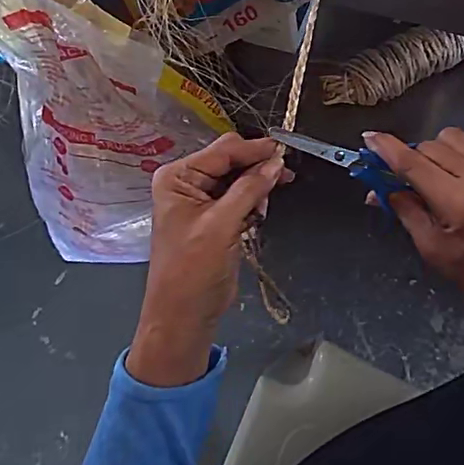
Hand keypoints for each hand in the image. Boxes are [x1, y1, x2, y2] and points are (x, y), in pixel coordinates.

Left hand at [126, 133, 292, 386]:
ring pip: (239, 178)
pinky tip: (259, 214)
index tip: (284, 149)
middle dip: (257, 168)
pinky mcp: (215, 217)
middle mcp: (187, 182)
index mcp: (178, 177)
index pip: (222, 151)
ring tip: (265, 206)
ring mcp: (201, 200)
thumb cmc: (192, 271)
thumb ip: (250, 189)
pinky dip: (254, 201)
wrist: (184, 316)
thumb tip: (276, 162)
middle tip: (285, 174)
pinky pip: (240, 196)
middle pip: (231, 161)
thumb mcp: (222, 225)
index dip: (254, 149)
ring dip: (257, 187)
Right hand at [364, 129, 463, 351]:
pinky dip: (454, 156)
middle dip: (408, 158)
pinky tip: (455, 180)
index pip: (412, 162)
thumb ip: (406, 212)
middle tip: (399, 179)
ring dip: (432, 152)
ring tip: (431, 179)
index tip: (369, 140)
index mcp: (459, 203)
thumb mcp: (434, 251)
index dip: (386, 148)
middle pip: (428, 146)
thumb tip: (382, 189)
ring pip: (450, 138)